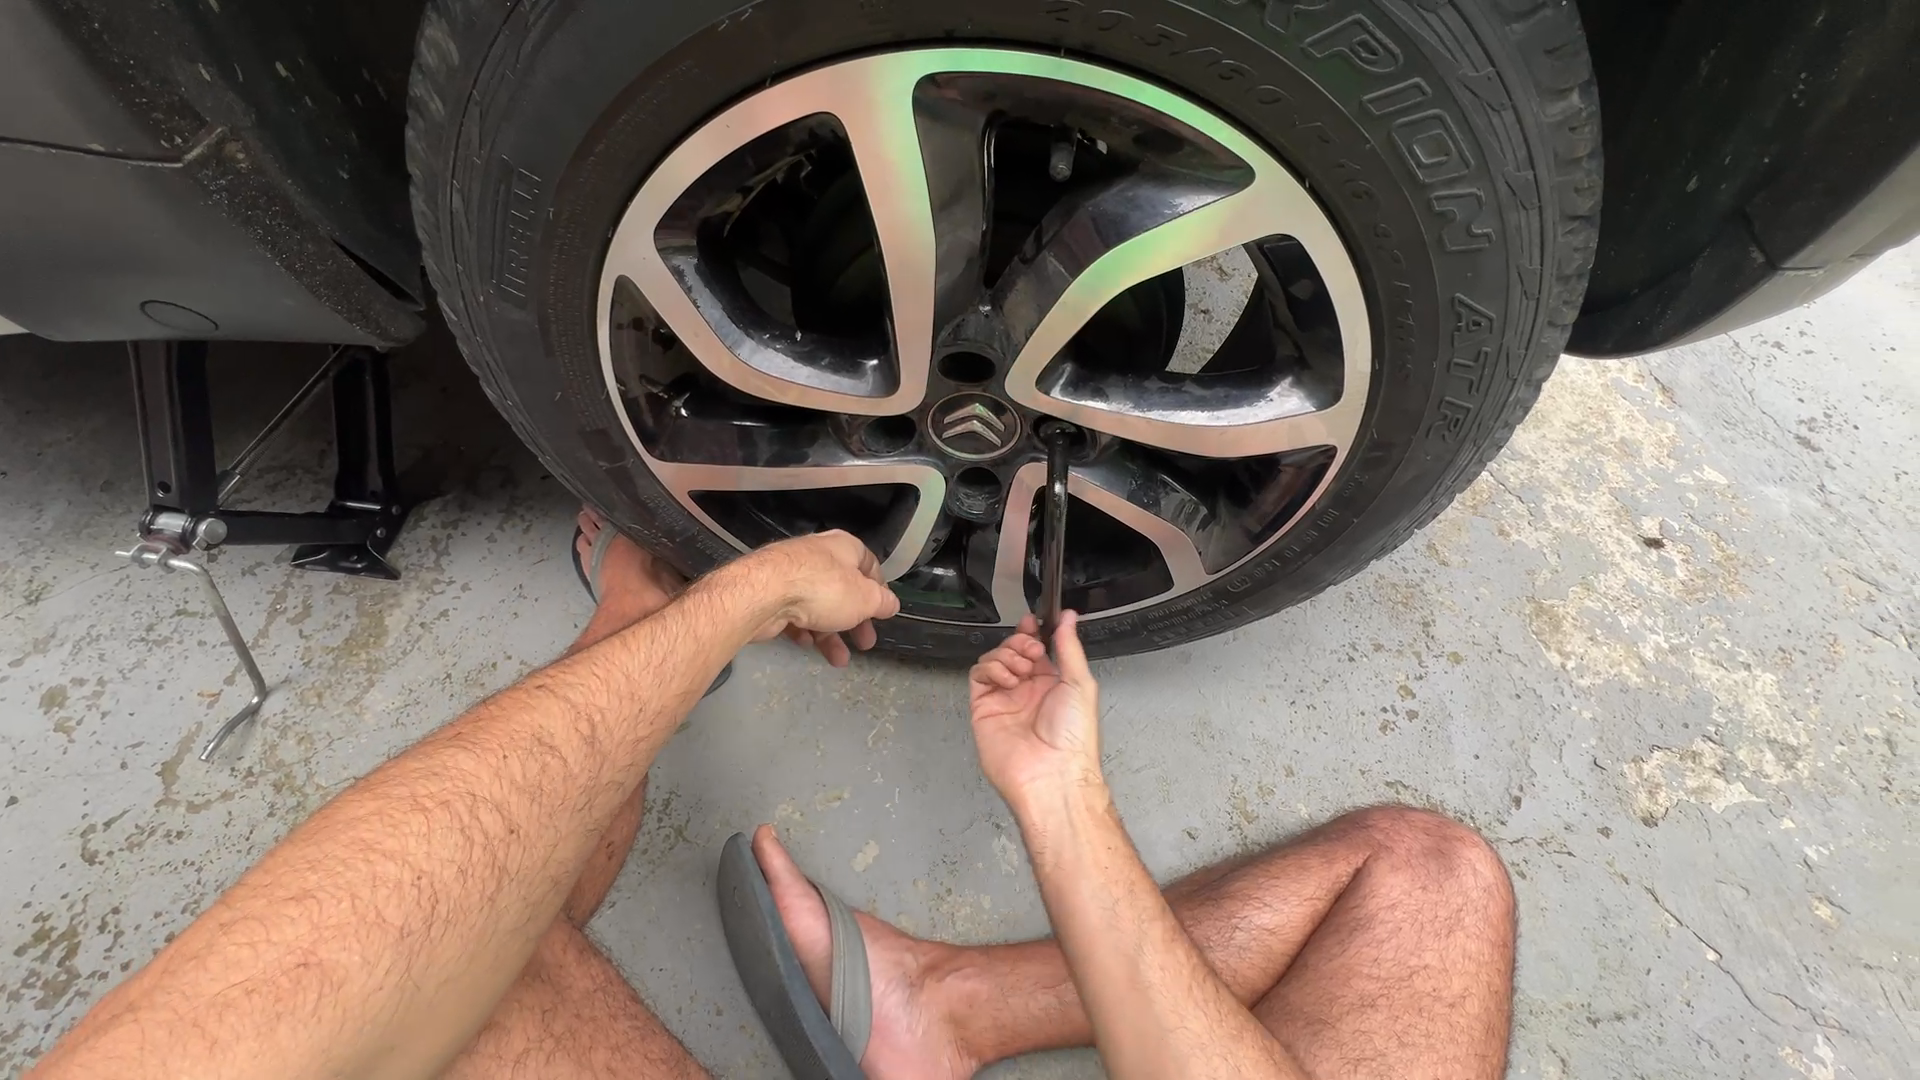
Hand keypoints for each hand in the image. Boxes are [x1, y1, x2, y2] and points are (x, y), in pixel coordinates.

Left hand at [726, 531, 900, 665]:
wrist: (764, 594)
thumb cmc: (822, 589)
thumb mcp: (866, 599)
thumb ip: (882, 603)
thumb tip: (892, 604)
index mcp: (844, 547)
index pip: (870, 566)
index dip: (879, 591)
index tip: (883, 612)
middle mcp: (818, 556)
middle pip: (844, 591)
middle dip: (856, 621)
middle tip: (864, 642)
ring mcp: (792, 574)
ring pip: (819, 606)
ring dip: (831, 634)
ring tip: (839, 658)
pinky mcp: (772, 594)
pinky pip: (795, 614)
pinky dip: (804, 630)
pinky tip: (808, 644)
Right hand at [969, 612, 1101, 805]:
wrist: (1051, 774)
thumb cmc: (1073, 738)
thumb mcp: (1080, 683)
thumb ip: (1069, 647)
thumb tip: (1069, 619)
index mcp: (1052, 684)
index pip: (1036, 648)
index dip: (1032, 632)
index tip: (1032, 621)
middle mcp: (1027, 690)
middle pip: (1012, 650)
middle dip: (1020, 643)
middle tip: (1031, 650)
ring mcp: (1004, 699)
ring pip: (994, 659)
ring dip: (1006, 656)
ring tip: (1021, 670)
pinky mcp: (984, 707)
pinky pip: (979, 676)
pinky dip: (991, 669)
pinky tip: (1007, 679)